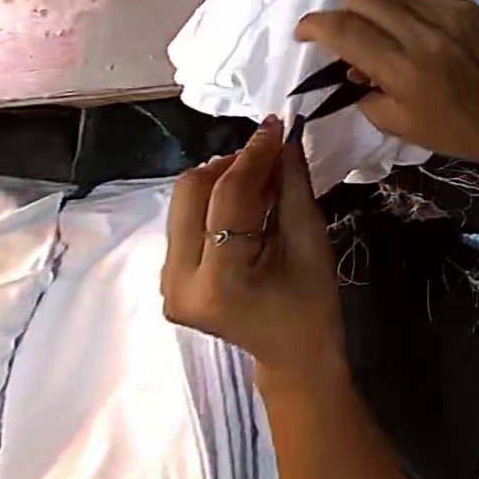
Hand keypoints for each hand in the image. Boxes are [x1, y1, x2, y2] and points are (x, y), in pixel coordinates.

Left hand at [162, 117, 344, 383]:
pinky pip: (187, 216)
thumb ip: (293, 187)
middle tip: (271, 155)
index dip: (254, 155)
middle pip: (191, 191)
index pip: (228, 197)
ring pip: (184, 199)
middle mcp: (178, 281)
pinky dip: (216, 197)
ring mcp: (167, 281)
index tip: (276, 125)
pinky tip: (247, 199)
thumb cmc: (311, 303)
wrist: (293, 353)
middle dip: (233, 163)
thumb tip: (283, 141)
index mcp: (218, 280)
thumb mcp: (311, 241)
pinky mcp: (169, 275)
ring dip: (224, 177)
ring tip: (263, 178)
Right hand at [293, 0, 478, 165]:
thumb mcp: (393, 121)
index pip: (343, 29)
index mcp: (401, 68)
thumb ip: (362, 87)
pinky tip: (421, 39)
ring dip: (378, 15)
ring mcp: (445, 15)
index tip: (304, 34)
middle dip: (344, 13)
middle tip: (350, 37)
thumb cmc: (446, 128)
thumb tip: (349, 62)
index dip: (313, 25)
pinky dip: (408, 15)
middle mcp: (421, 34)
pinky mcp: (463, 7)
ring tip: (391, 42)